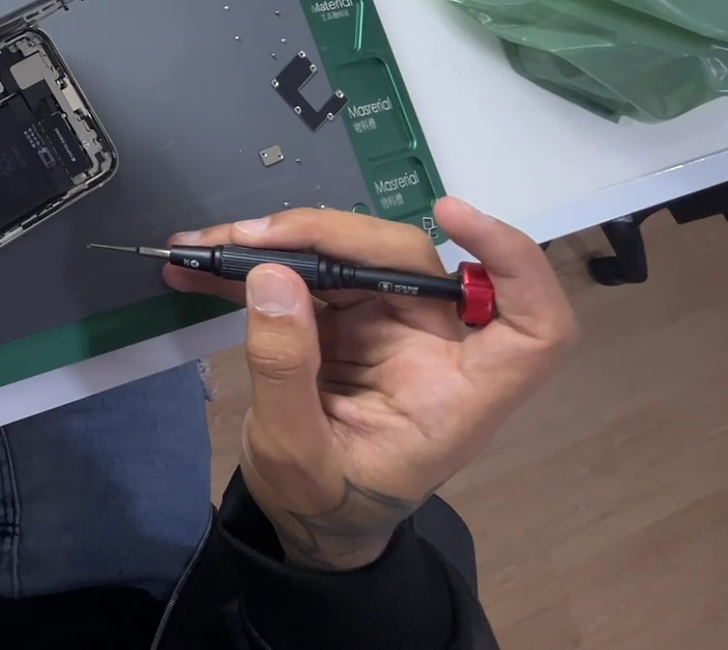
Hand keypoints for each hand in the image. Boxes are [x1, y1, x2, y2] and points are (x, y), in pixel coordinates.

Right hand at [166, 197, 576, 569]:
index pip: (528, 325)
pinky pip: (296, 274)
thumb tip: (271, 276)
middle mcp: (427, 346)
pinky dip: (246, 267)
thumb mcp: (296, 450)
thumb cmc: (323, 501)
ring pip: (341, 256)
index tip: (448, 214)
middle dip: (324, 236)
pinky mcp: (335, 320)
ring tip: (201, 246)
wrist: (300, 512)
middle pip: (403, 263)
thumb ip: (285, 368)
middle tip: (247, 238)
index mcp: (455, 392)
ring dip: (268, 244)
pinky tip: (198, 264)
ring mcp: (380, 327)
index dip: (508, 261)